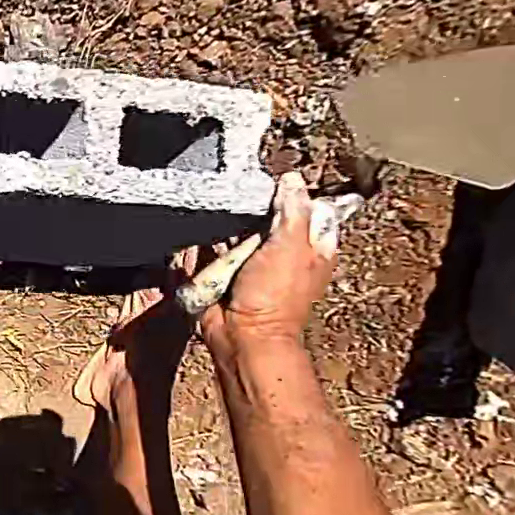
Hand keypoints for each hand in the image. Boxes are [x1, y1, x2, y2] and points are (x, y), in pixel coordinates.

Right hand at [199, 171, 338, 354]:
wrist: (240, 334)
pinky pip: (212, 252)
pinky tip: (202, 243)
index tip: (273, 184)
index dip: (293, 195)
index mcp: (311, 246)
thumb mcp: (291, 245)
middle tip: (241, 203)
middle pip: (267, 217)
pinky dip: (206, 248)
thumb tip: (290, 179)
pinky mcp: (223, 275)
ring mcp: (251, 265)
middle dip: (253, 211)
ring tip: (220, 227)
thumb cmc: (274, 299)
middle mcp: (281, 254)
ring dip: (226, 230)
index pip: (308, 208)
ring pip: (236, 232)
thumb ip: (292, 210)